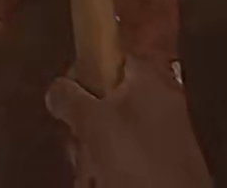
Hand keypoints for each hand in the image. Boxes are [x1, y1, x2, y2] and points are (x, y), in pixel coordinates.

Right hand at [46, 58, 210, 187]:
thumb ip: (68, 97)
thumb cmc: (135, 158)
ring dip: (95, 144)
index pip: (113, 51)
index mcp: (150, 79)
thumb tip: (56, 90)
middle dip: (87, 115)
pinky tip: (99, 178)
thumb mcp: (91, 121)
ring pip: (118, 128)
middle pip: (112, 94)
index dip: (87, 63)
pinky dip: (112, 164)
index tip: (70, 86)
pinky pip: (131, 154)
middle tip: (75, 133)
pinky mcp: (170, 169)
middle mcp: (163, 102)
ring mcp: (169, 137)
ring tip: (84, 163)